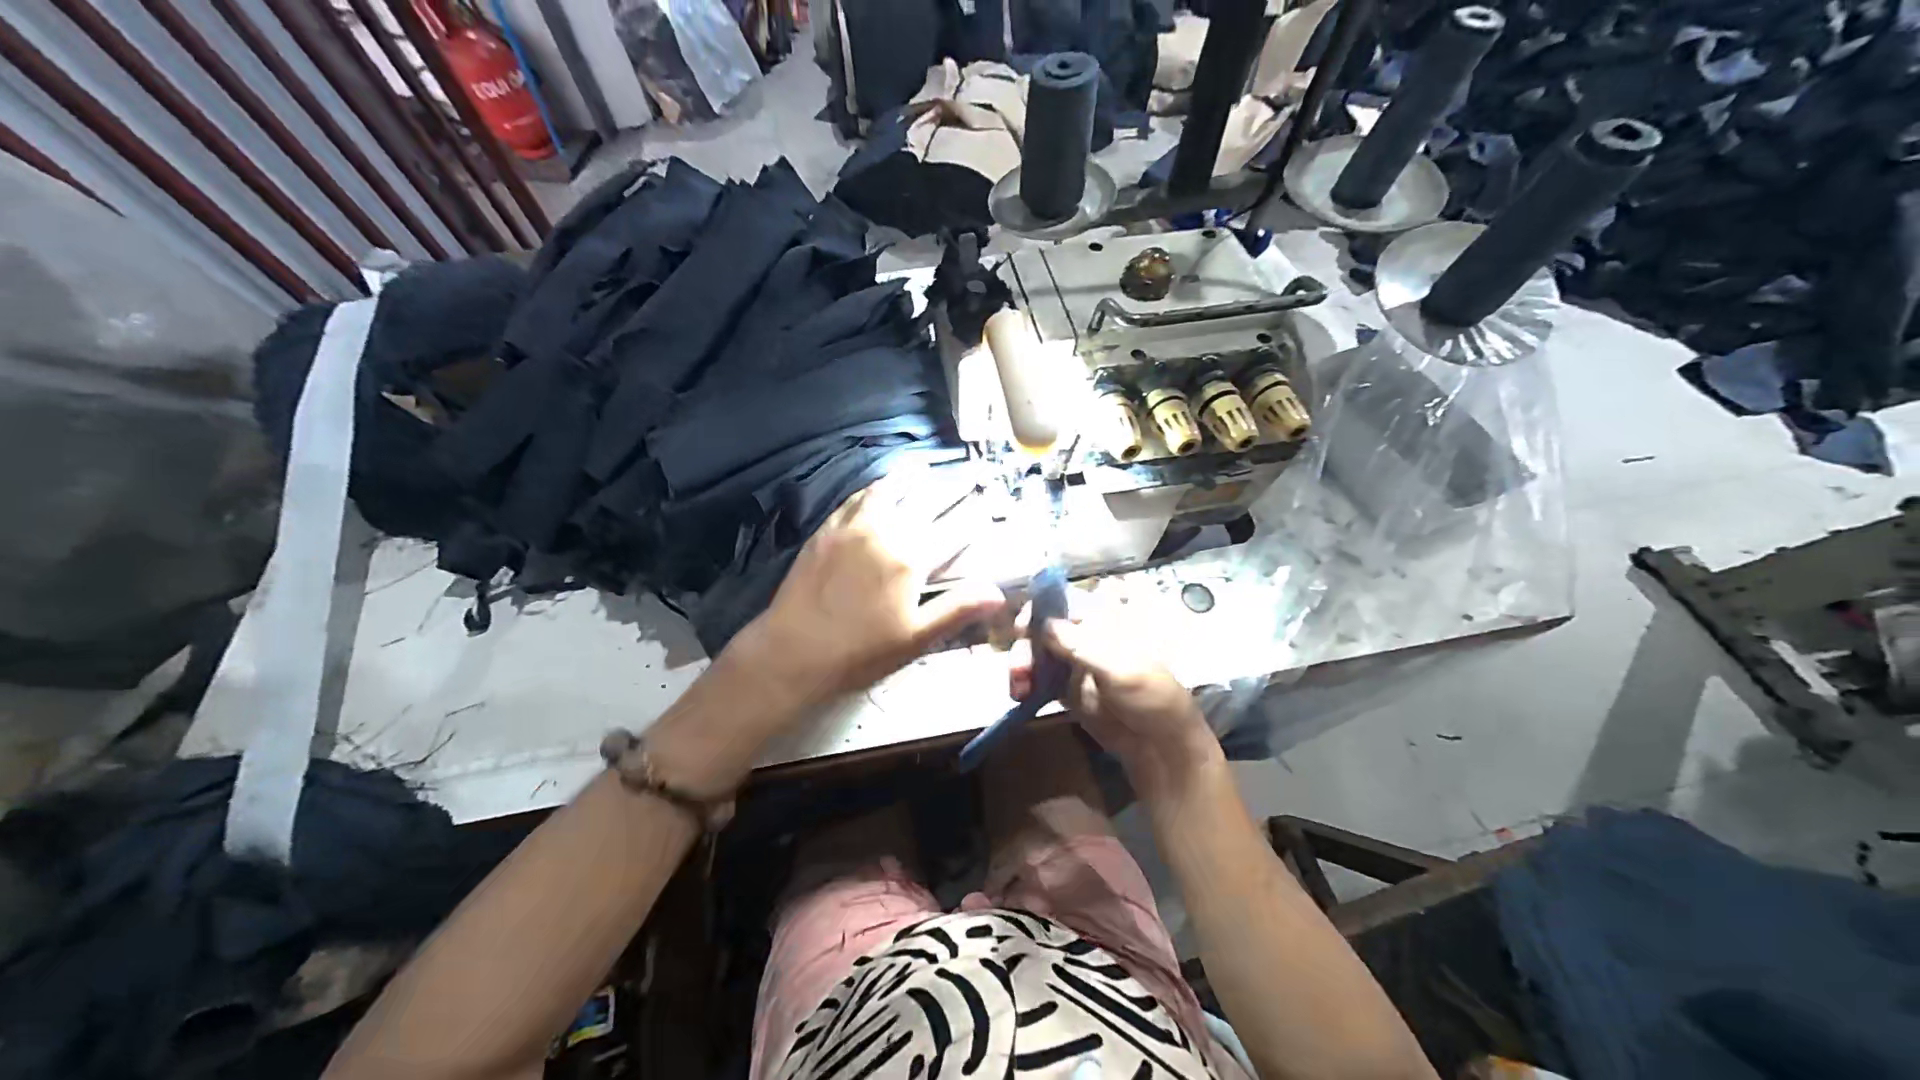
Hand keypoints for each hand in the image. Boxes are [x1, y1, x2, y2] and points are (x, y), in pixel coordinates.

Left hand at [735, 470, 1006, 706]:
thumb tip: (999, 593)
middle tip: (964, 477)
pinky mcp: (823, 533)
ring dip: (905, 479)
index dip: (972, 517)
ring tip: (918, 469)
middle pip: (920, 502)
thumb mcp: (915, 639)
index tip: (987, 504)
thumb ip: (957, 610)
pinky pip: (852, 500)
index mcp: (909, 559)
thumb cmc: (860, 652)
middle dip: (946, 490)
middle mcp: (882, 533)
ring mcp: (849, 529)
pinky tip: (873, 490)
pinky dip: (870, 490)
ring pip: (883, 492)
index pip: (951, 530)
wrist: (791, 652)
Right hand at [1009, 595, 1221, 797]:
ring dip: (1021, 666)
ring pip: (1036, 654)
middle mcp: (1085, 636)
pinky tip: (1020, 696)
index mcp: (1104, 621)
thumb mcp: (1120, 669)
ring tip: (1019, 689)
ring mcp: (1074, 664)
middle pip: (1043, 628)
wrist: (1160, 745)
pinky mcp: (1065, 690)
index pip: (1064, 603)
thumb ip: (1082, 645)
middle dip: (1026, 645)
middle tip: (1019, 670)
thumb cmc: (1152, 697)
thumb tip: (1045, 623)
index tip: (1021, 628)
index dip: (1039, 610)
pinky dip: (1024, 685)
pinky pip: (1037, 680)